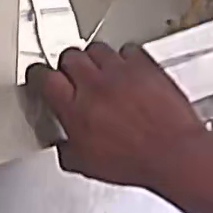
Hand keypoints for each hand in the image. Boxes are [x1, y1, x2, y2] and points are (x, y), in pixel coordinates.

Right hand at [26, 43, 212, 187]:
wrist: (173, 154)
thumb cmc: (133, 160)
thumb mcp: (84, 164)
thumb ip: (65, 148)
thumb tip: (62, 145)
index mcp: (73, 108)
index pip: (44, 77)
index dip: (38, 75)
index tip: (40, 77)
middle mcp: (94, 85)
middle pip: (69, 56)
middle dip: (66, 65)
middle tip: (70, 75)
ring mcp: (121, 73)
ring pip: (96, 48)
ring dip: (93, 58)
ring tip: (97, 71)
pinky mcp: (146, 67)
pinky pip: (128, 49)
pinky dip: (123, 57)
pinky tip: (124, 70)